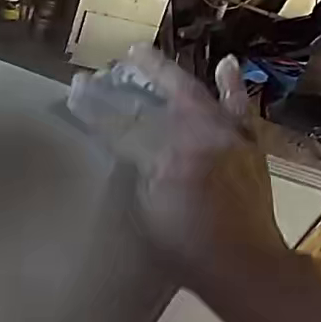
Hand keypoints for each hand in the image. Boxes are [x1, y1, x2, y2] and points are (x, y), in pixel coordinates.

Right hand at [117, 47, 287, 283]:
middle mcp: (200, 135)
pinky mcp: (246, 143)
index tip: (74, 90)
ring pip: (189, 94)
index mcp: (169, 155)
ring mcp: (227, 135)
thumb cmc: (184, 245)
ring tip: (140, 56)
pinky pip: (237, 107)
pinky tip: (226, 64)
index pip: (122, 123)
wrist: (244, 265)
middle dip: (122, 84)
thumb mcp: (145, 209)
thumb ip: (134, 168)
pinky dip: (231, 86)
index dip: (95, 108)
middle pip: (154, 100)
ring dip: (163, 75)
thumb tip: (118, 140)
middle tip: (99, 70)